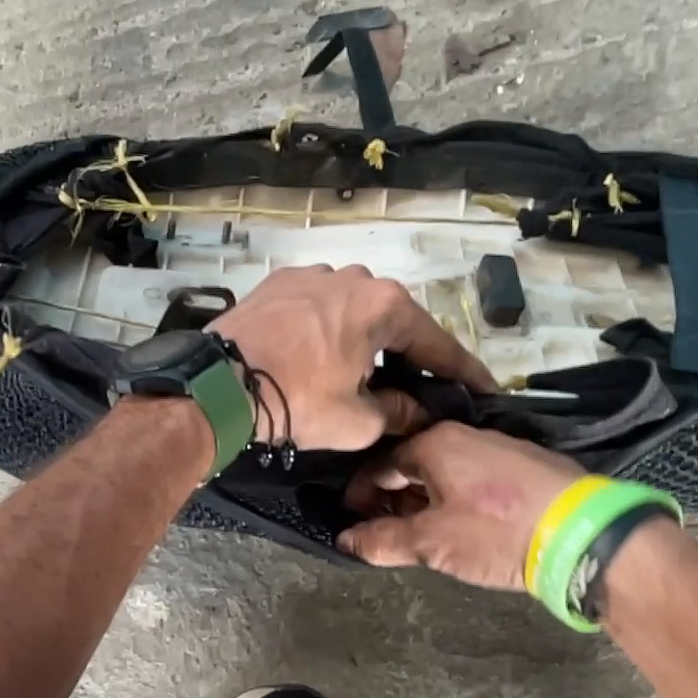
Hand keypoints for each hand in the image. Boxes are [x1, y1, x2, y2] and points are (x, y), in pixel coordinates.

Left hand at [208, 265, 495, 451]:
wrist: (216, 385)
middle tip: (415, 388)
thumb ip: (398, 413)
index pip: (436, 343)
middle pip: (392, 322)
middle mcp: (352, 277)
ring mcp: (310, 276)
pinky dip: (325, 332)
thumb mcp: (356, 422)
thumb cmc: (293, 401)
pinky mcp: (275, 285)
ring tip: (360, 376)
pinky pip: (315, 310)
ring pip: (351, 313)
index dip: (461, 373)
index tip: (482, 389)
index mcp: (383, 304)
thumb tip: (417, 412)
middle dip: (406, 356)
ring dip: (361, 342)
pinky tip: (319, 357)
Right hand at [336, 422, 582, 589]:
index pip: (377, 466)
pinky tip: (462, 527)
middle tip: (385, 533)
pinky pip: (474, 479)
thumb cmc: (497, 532)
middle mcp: (465, 436)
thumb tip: (345, 540)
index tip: (351, 522)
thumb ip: (382, 540)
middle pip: (411, 467)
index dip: (358, 496)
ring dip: (425, 502)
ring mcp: (501, 448)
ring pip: (444, 473)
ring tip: (421, 535)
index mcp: (434, 443)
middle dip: (392, 500)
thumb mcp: (431, 542)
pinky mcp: (529, 467)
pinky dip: (456, 499)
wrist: (590, 534)